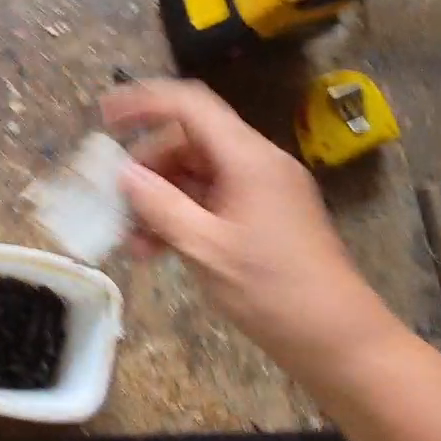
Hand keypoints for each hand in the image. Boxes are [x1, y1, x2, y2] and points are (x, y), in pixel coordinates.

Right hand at [100, 80, 395, 370]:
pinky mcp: (262, 216)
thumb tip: (124, 174)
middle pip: (189, 141)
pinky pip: (211, 200)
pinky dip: (181, 217)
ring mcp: (261, 190)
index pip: (190, 107)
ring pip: (196, 174)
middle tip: (116, 202)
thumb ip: (161, 206)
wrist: (336, 337)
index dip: (144, 103)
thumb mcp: (205, 249)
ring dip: (160, 199)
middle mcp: (257, 164)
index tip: (104, 116)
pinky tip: (156, 250)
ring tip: (134, 240)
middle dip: (147, 167)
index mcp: (248, 159)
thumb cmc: (271, 290)